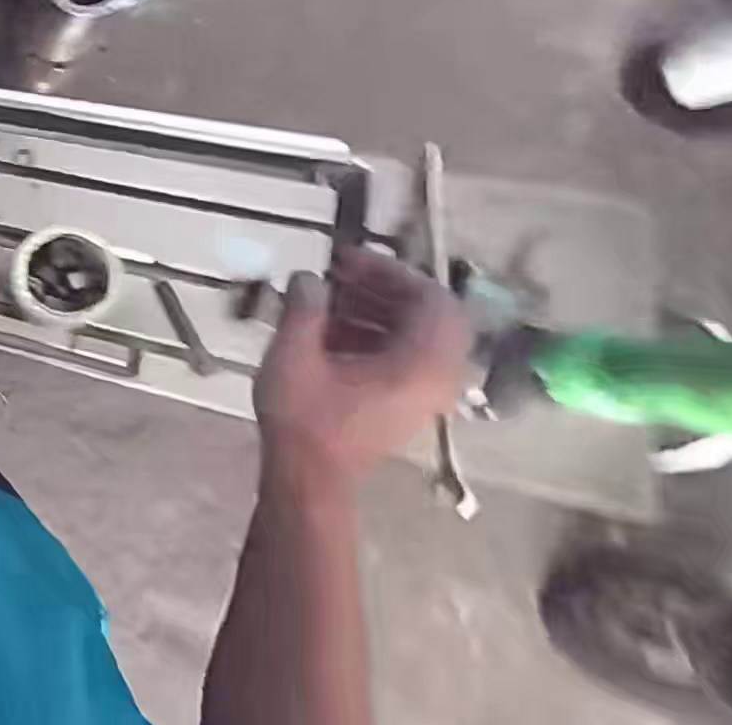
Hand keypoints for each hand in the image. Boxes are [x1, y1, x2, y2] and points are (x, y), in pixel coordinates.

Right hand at [254, 248, 470, 488]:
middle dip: (383, 287)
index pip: (432, 300)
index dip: (391, 271)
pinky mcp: (403, 400)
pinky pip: (402, 353)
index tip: (345, 259)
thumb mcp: (294, 353)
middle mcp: (437, 376)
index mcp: (420, 363)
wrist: (309, 473)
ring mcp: (424, 391)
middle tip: (335, 272)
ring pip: (415, 334)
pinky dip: (371, 331)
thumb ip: (305, 309)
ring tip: (325, 295)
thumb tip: (309, 277)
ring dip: (374, 307)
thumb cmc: (303, 414)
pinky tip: (327, 326)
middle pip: (429, 315)